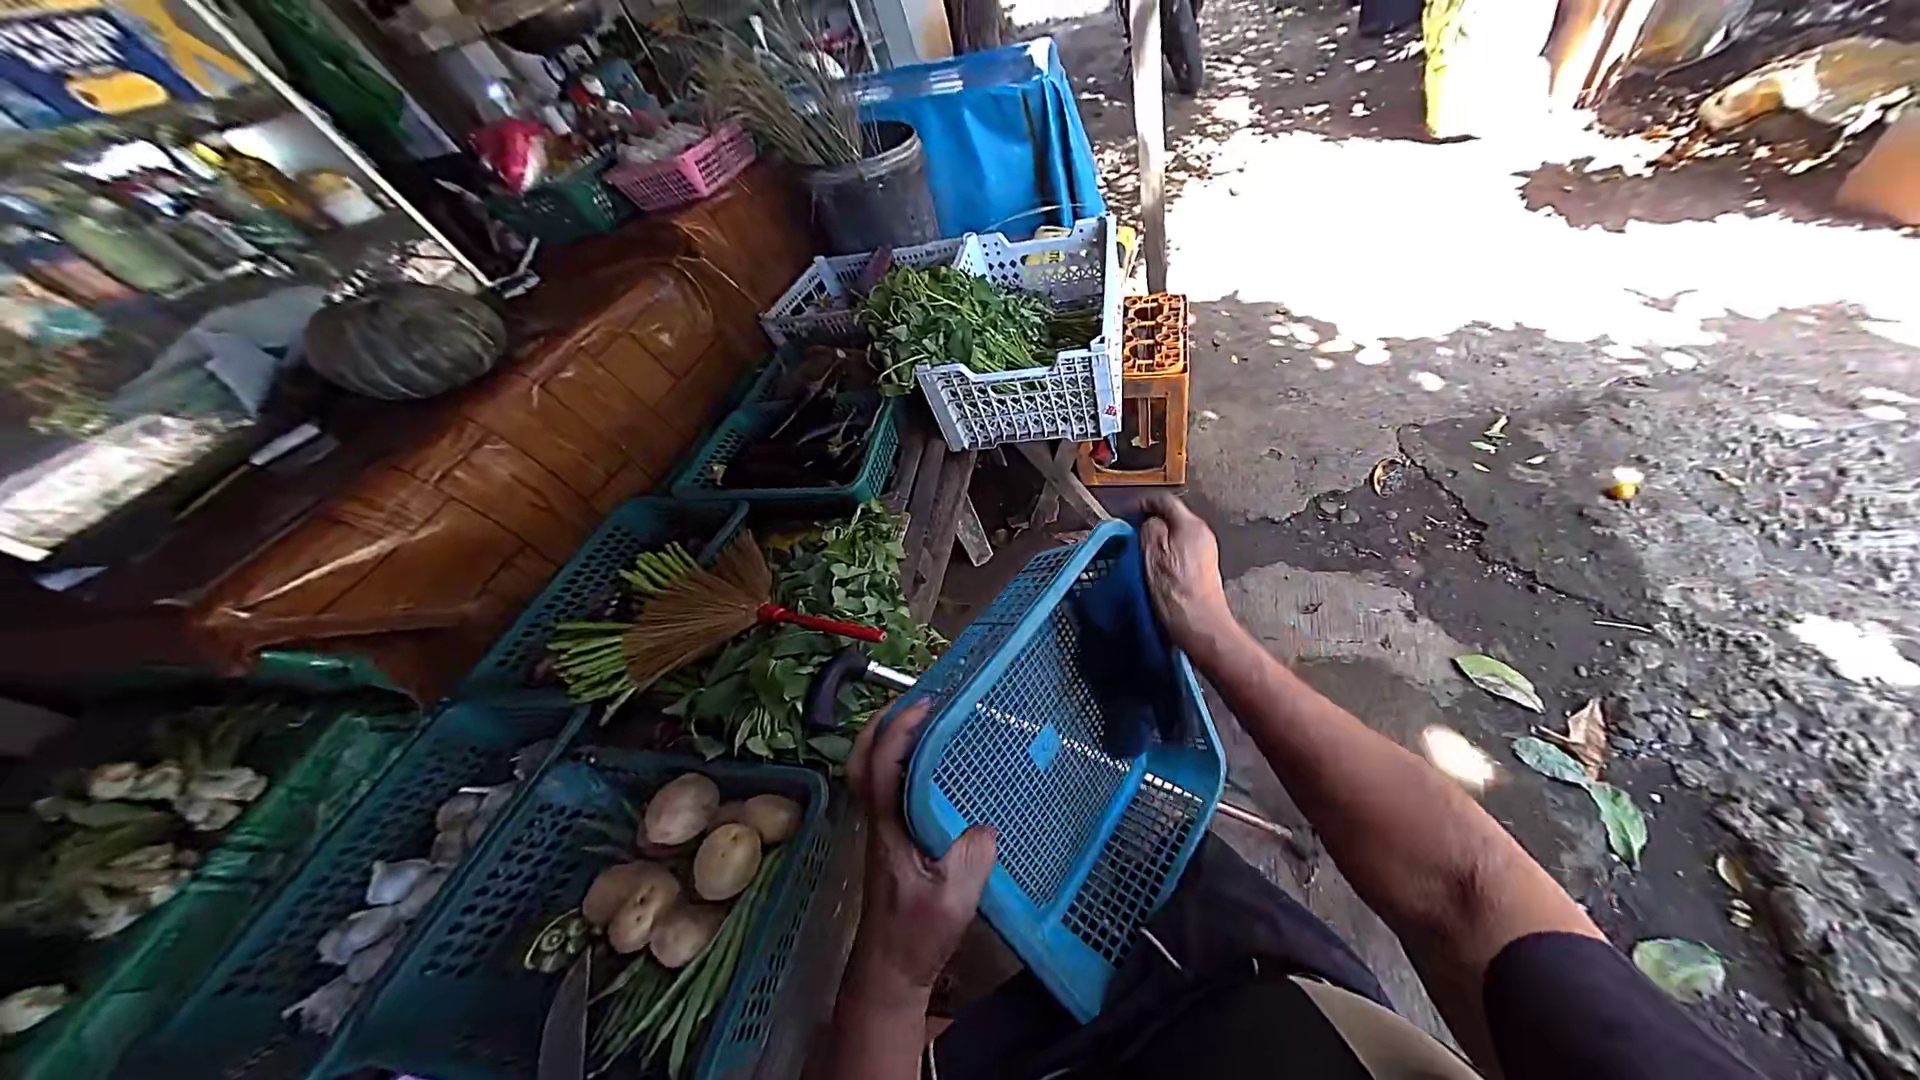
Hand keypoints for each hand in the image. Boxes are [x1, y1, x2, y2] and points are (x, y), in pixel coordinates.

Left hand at [843, 699, 996, 1001]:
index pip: (880, 765)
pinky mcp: (887, 835)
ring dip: (887, 737)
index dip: (898, 729)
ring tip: (922, 720)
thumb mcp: (952, 900)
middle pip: (860, 758)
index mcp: (887, 826)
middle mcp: (876, 818)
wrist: (888, 971)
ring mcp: (878, 826)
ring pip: (868, 769)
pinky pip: (884, 783)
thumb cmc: (914, 936)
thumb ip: (971, 858)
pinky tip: (927, 762)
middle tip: (914, 700)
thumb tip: (986, 825)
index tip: (925, 704)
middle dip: (881, 721)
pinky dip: (897, 760)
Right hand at [1139, 494, 1236, 656]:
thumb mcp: (1151, 552)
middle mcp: (1202, 534)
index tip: (1126, 512)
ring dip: (1156, 538)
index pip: (1164, 501)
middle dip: (1149, 521)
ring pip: (1175, 534)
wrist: (1199, 624)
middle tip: (1130, 531)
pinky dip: (1165, 552)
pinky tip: (1154, 567)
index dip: (1141, 503)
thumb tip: (1149, 521)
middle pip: (1172, 517)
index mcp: (1190, 525)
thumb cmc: (1175, 592)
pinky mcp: (1203, 568)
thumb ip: (1148, 527)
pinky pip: (1180, 550)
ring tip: (1138, 550)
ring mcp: (1205, 551)